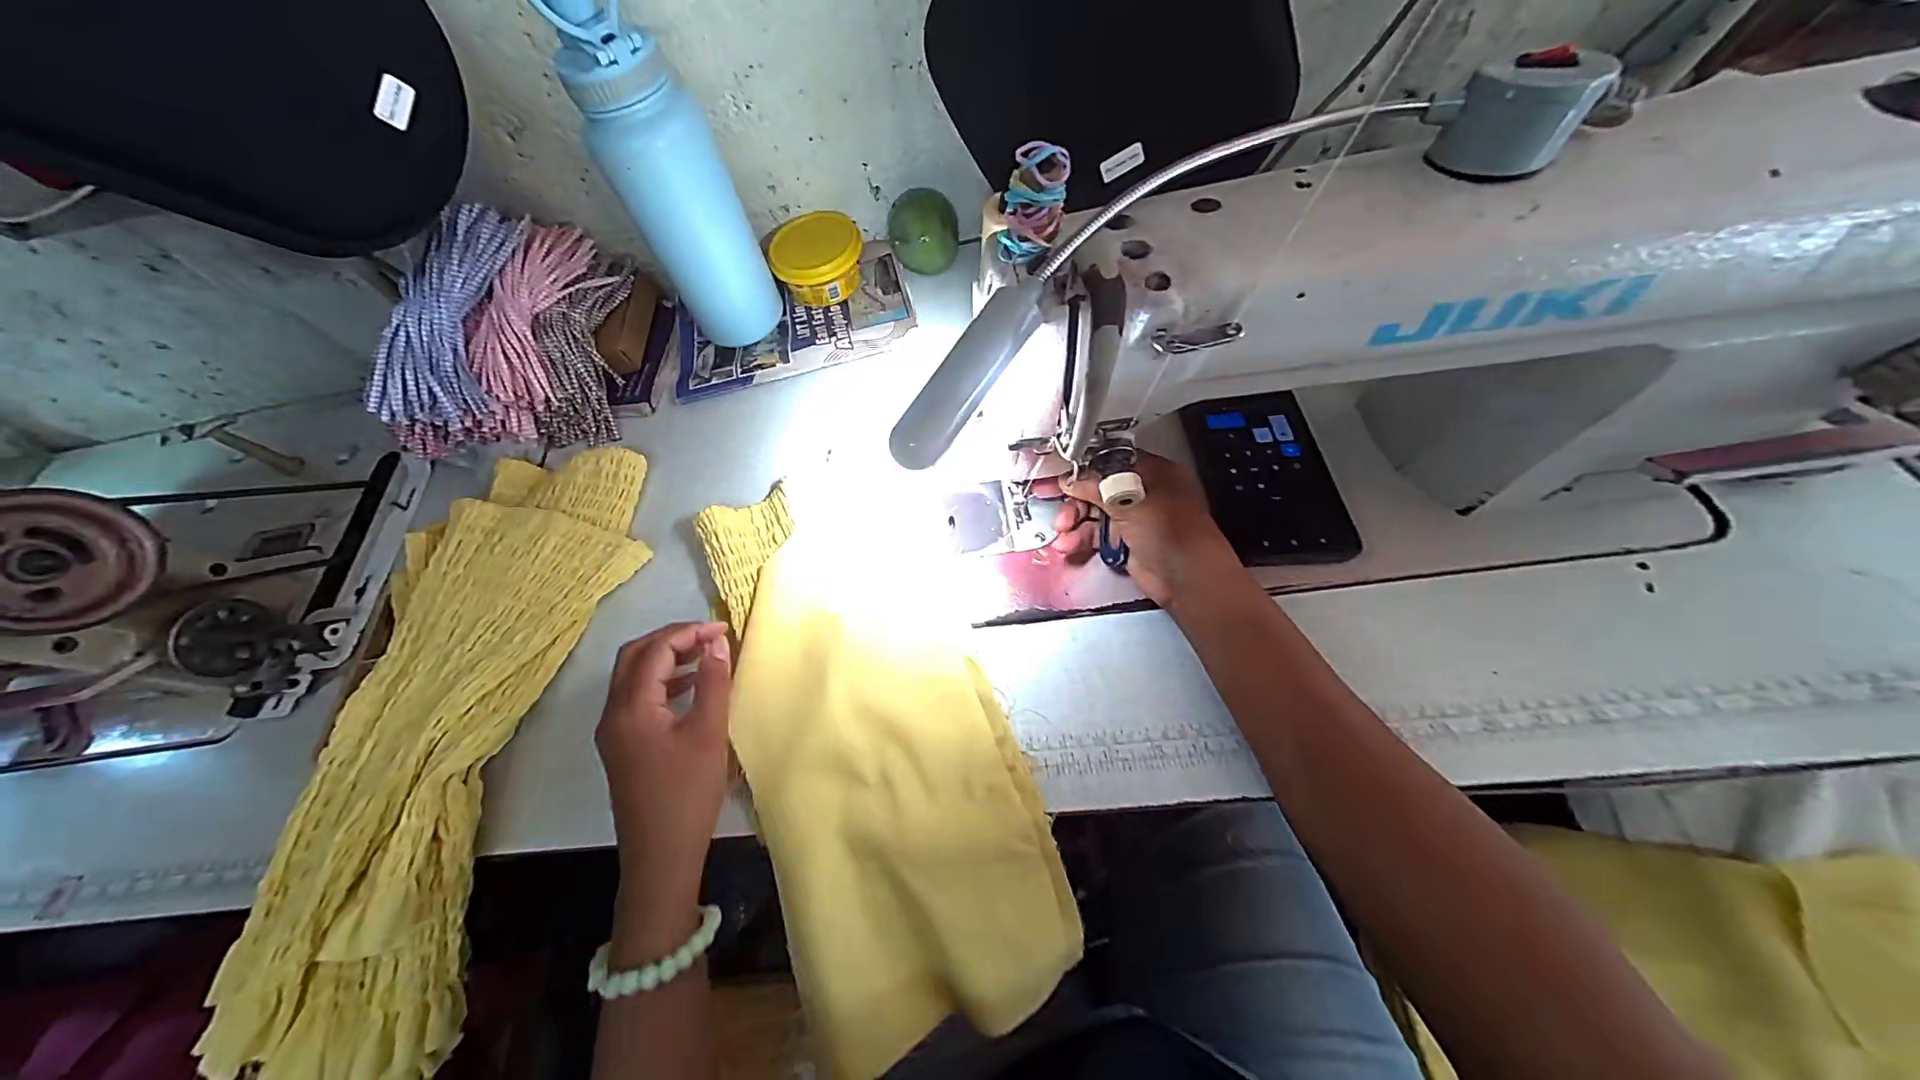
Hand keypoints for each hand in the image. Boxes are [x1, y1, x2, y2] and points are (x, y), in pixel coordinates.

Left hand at [596, 622, 731, 952]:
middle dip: (672, 639)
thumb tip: (716, 643)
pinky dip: (662, 682)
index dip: (689, 633)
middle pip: (635, 656)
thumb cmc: (688, 794)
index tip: (724, 630)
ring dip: (666, 658)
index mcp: (630, 708)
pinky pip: (637, 698)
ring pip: (633, 676)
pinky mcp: (622, 746)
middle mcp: (613, 714)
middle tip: (710, 636)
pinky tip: (690, 687)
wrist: (660, 856)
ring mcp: (613, 732)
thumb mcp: (708, 734)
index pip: (655, 651)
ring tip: (705, 655)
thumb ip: (713, 683)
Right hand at [1045, 452, 1244, 606]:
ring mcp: (1135, 519)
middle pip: (1097, 489)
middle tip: (1055, 505)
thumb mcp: (1131, 499)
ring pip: (1093, 514)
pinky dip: (1081, 539)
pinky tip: (1070, 545)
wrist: (1188, 578)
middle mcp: (1143, 493)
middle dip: (1073, 499)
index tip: (1058, 475)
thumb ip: (1098, 486)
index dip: (1082, 468)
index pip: (1109, 461)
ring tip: (1063, 532)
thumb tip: (1074, 479)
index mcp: (1152, 473)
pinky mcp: (1126, 543)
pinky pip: (1096, 536)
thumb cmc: (1176, 532)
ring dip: (1074, 523)